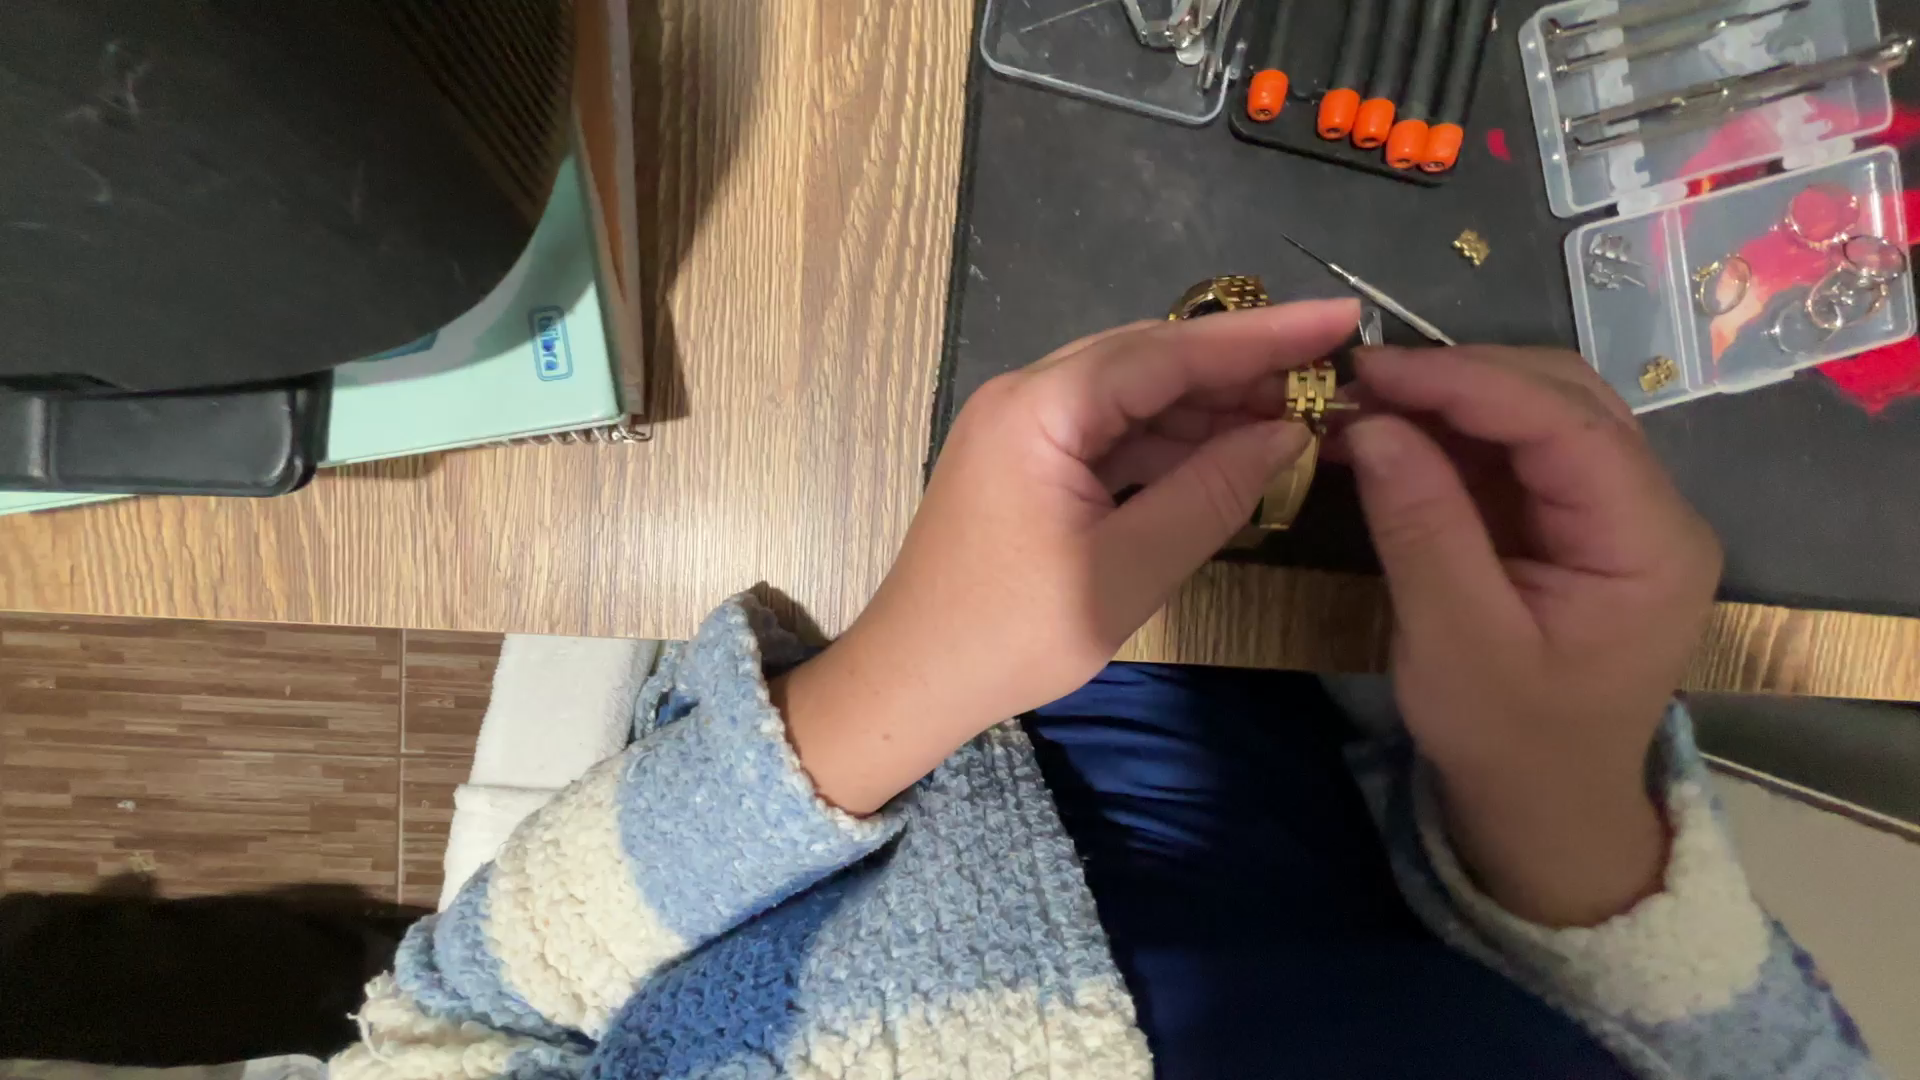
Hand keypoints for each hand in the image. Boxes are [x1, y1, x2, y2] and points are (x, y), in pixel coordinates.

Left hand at [776, 299, 1360, 813]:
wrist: (914, 677)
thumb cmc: (1014, 635)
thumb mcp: (1129, 569)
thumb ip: (1211, 492)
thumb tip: (1285, 432)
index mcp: (1039, 409)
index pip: (1166, 351)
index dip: (1261, 336)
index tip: (1340, 320)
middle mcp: (1021, 398)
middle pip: (1144, 362)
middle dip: (1234, 371)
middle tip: (1324, 379)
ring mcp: (1015, 428)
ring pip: (1125, 398)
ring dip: (1199, 411)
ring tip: (1285, 420)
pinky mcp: (1019, 462)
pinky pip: (1101, 435)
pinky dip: (1158, 446)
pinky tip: (1214, 457)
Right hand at [1335, 345, 1721, 925]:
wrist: (1538, 795)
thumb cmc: (1505, 732)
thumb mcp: (1453, 637)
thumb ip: (1419, 527)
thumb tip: (1369, 426)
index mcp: (1645, 542)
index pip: (1565, 425)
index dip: (1466, 383)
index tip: (1371, 371)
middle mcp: (1642, 508)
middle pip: (1561, 400)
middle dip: (1455, 379)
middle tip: (1356, 383)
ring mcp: (1601, 511)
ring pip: (1532, 414)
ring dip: (1445, 399)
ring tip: (1361, 402)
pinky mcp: (1557, 521)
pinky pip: (1502, 453)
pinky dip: (1440, 435)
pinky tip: (1385, 434)